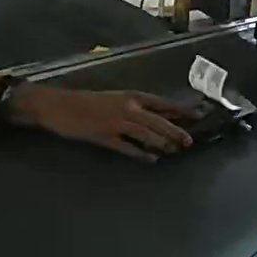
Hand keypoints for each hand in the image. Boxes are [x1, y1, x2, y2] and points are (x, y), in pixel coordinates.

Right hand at [8, 84, 195, 160]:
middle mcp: (128, 107)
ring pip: (146, 133)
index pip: (163, 103)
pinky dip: (141, 154)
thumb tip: (158, 118)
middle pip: (158, 120)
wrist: (58, 106)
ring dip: (161, 143)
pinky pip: (127, 147)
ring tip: (173, 150)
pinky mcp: (105, 136)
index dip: (181, 110)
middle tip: (189, 141)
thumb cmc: (87, 102)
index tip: (198, 114)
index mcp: (131, 96)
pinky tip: (151, 159)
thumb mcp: (115, 100)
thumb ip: (136, 108)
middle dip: (175, 131)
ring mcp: (116, 122)